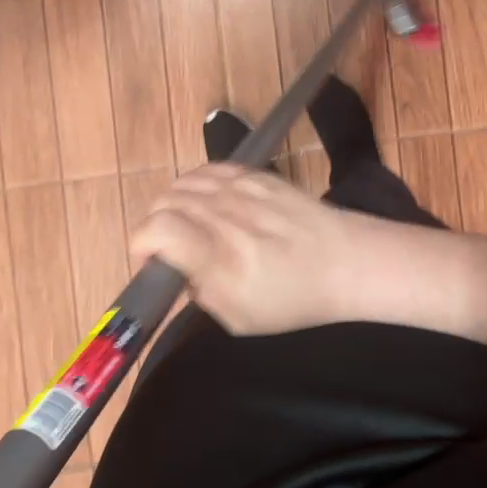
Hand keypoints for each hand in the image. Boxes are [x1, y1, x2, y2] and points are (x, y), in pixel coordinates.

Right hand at [129, 163, 383, 335]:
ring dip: (172, 205)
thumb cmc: (293, 299)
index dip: (141, 244)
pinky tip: (204, 204)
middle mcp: (227, 216)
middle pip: (165, 202)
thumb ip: (199, 294)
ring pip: (182, 183)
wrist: (345, 260)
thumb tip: (171, 276)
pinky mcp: (256, 174)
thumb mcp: (239, 317)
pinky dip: (194, 186)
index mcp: (222, 257)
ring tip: (185, 228)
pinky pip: (208, 169)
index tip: (150, 263)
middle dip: (154, 227)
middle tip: (168, 251)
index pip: (158, 228)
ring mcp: (242, 189)